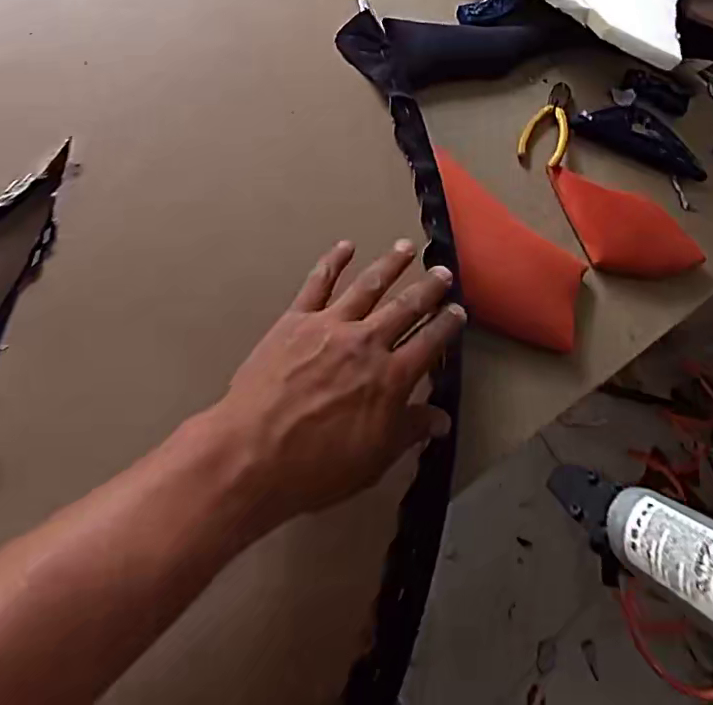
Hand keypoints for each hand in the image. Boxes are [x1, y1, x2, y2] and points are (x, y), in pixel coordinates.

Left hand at [200, 239, 461, 528]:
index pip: (430, 344)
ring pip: (368, 286)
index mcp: (390, 378)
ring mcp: (330, 325)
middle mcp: (366, 342)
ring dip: (390, 265)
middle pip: (405, 308)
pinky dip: (333, 261)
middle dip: (428, 289)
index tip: (458, 311)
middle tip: (443, 273)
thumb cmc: (317, 465)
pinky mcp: (296, 319)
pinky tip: (345, 247)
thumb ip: (408, 431)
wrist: (254, 451)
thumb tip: (440, 419)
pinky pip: (318, 283)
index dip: (447, 326)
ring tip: (405, 248)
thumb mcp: (374, 458)